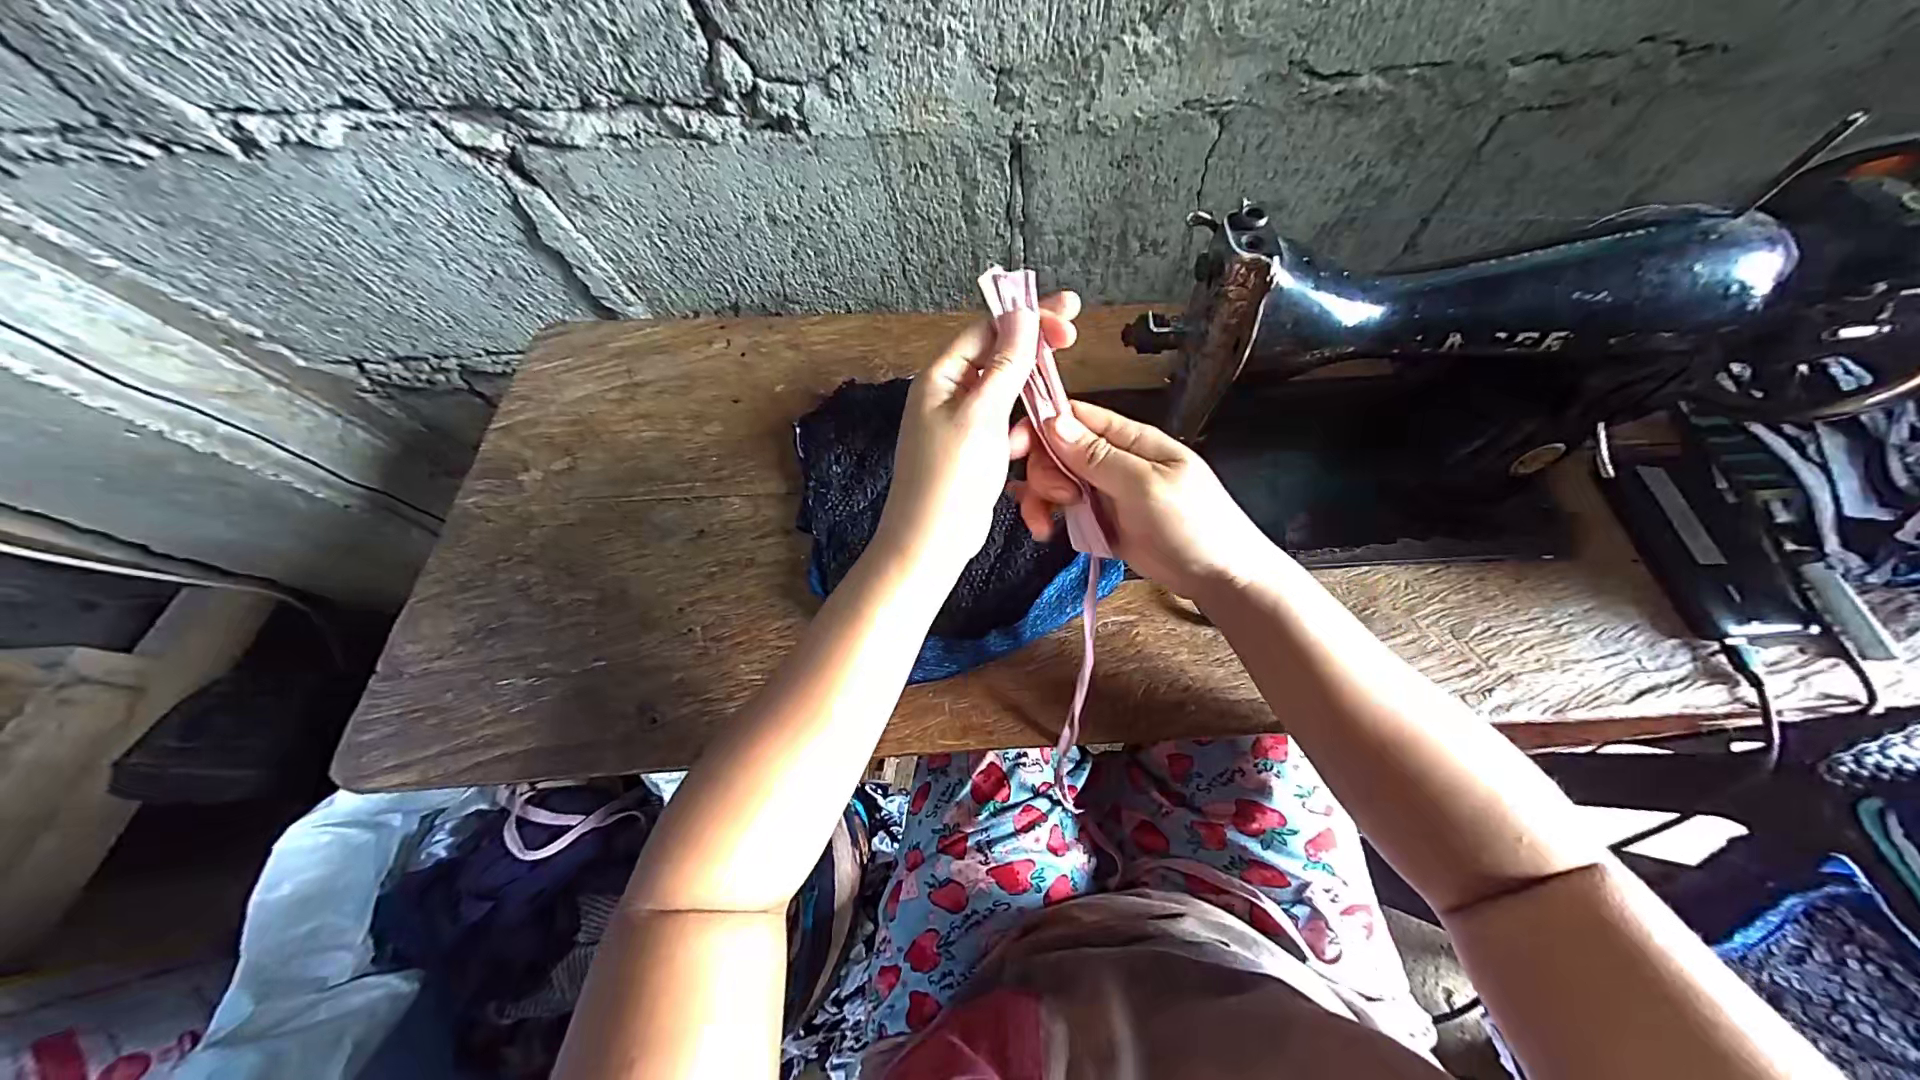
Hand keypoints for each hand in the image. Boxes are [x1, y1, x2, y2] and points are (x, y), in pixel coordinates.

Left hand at [875, 291, 1080, 575]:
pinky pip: (1007, 428)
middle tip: (1069, 339)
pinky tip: (1034, 446)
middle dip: (1034, 354)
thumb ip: (1006, 364)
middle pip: (999, 359)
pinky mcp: (976, 451)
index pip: (987, 330)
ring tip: (1053, 409)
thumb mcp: (982, 414)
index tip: (1066, 314)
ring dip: (1032, 400)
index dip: (1026, 318)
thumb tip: (1021, 314)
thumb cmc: (949, 478)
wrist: (932, 542)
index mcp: (941, 378)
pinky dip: (1024, 433)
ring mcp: (963, 425)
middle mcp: (949, 395)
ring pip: (1008, 396)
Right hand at [1013, 400, 1278, 600]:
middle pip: (1055, 450)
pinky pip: (1061, 509)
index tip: (1016, 448)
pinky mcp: (1098, 519)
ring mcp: (1103, 490)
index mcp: (1128, 439)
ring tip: (1045, 526)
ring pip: (1053, 480)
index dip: (1039, 425)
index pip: (1073, 416)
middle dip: (1043, 474)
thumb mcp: (1146, 486)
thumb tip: (1054, 422)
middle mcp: (1111, 460)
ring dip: (1040, 499)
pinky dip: (1047, 516)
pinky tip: (1045, 529)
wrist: (1218, 575)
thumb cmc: (1196, 525)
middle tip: (1059, 501)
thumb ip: (1098, 457)